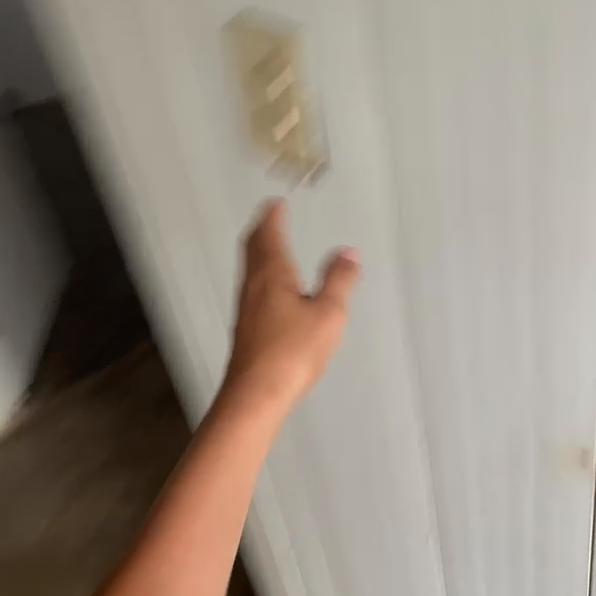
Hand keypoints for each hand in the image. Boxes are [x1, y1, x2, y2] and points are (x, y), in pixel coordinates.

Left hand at [219, 198, 359, 415]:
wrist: (258, 392)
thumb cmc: (294, 351)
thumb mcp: (329, 312)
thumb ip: (340, 280)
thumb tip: (349, 252)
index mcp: (273, 275)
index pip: (269, 236)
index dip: (273, 216)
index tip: (276, 202)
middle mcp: (254, 286)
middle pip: (253, 249)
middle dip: (262, 229)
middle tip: (269, 217)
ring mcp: (247, 308)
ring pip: (250, 268)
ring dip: (259, 251)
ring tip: (269, 244)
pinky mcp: (248, 328)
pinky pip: (253, 288)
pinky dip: (262, 273)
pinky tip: (271, 288)